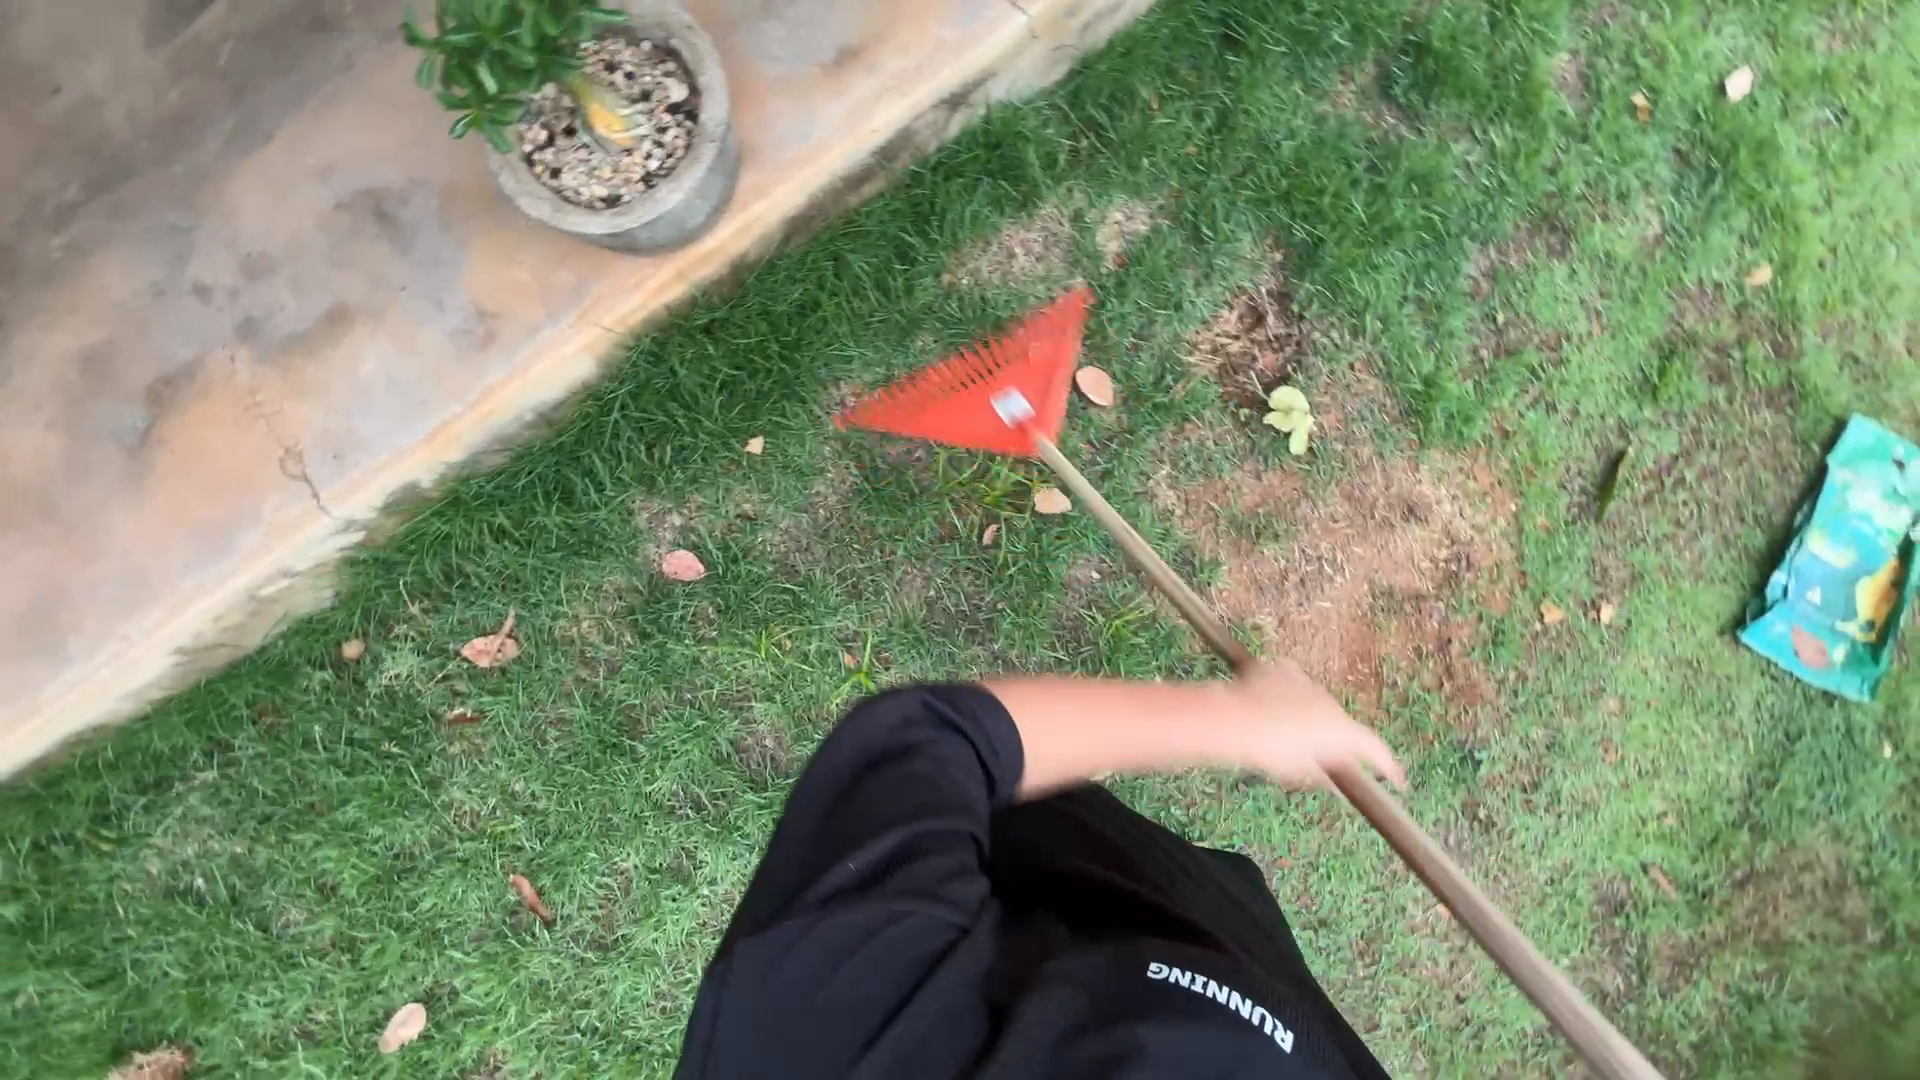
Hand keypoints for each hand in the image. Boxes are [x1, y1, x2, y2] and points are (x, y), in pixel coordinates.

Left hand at [1223, 662, 1404, 790]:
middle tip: (1323, 755)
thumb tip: (1337, 784)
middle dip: (1336, 739)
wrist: (1234, 719)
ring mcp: (1307, 684)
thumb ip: (1326, 776)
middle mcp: (1331, 704)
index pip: (1376, 750)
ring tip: (1287, 731)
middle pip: (1342, 724)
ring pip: (1317, 703)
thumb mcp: (1300, 772)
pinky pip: (1294, 684)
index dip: (1388, 767)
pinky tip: (1275, 704)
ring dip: (1310, 716)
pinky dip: (1290, 693)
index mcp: (1342, 730)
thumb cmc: (1268, 750)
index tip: (1395, 779)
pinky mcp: (1284, 671)